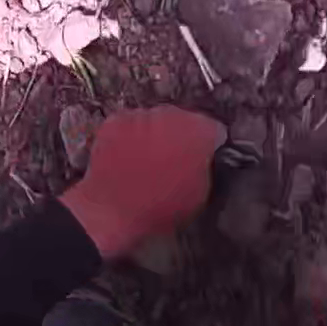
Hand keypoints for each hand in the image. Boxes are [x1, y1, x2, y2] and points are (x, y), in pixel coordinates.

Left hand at [59, 107, 226, 259]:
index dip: (211, 145)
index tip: (204, 159)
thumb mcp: (201, 193)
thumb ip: (208, 166)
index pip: (214, 129)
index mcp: (199, 131)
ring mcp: (141, 114)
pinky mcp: (115, 120)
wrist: (112, 211)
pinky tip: (128, 156)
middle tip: (175, 161)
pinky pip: (129, 123)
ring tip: (148, 160)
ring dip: (156, 134)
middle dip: (182, 136)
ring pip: (155, 119)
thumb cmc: (161, 208)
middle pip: (184, 119)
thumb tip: (207, 157)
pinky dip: (130, 135)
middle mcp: (172, 114)